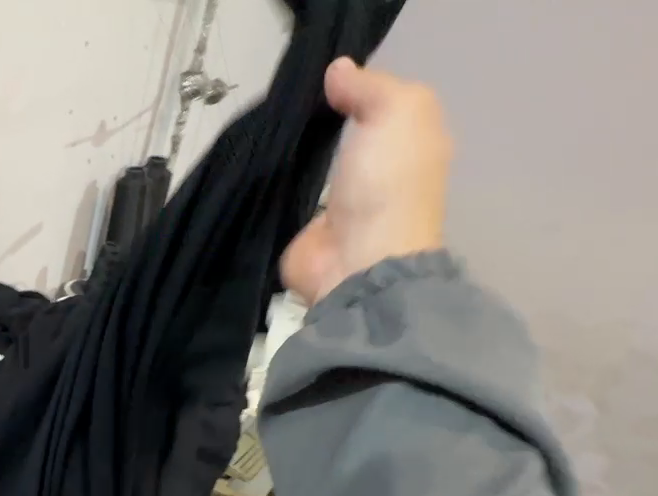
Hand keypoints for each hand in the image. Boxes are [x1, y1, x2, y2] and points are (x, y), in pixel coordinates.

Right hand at [282, 59, 452, 304]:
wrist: (356, 262)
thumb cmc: (387, 185)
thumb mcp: (398, 113)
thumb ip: (370, 88)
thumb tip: (336, 71)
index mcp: (407, 147)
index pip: (377, 109)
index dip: (351, 92)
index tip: (314, 84)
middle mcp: (374, 177)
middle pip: (340, 141)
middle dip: (313, 128)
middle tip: (278, 112)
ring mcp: (336, 210)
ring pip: (309, 172)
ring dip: (287, 162)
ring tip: (258, 141)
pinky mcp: (302, 235)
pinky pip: (283, 205)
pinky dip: (269, 194)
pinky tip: (251, 178)